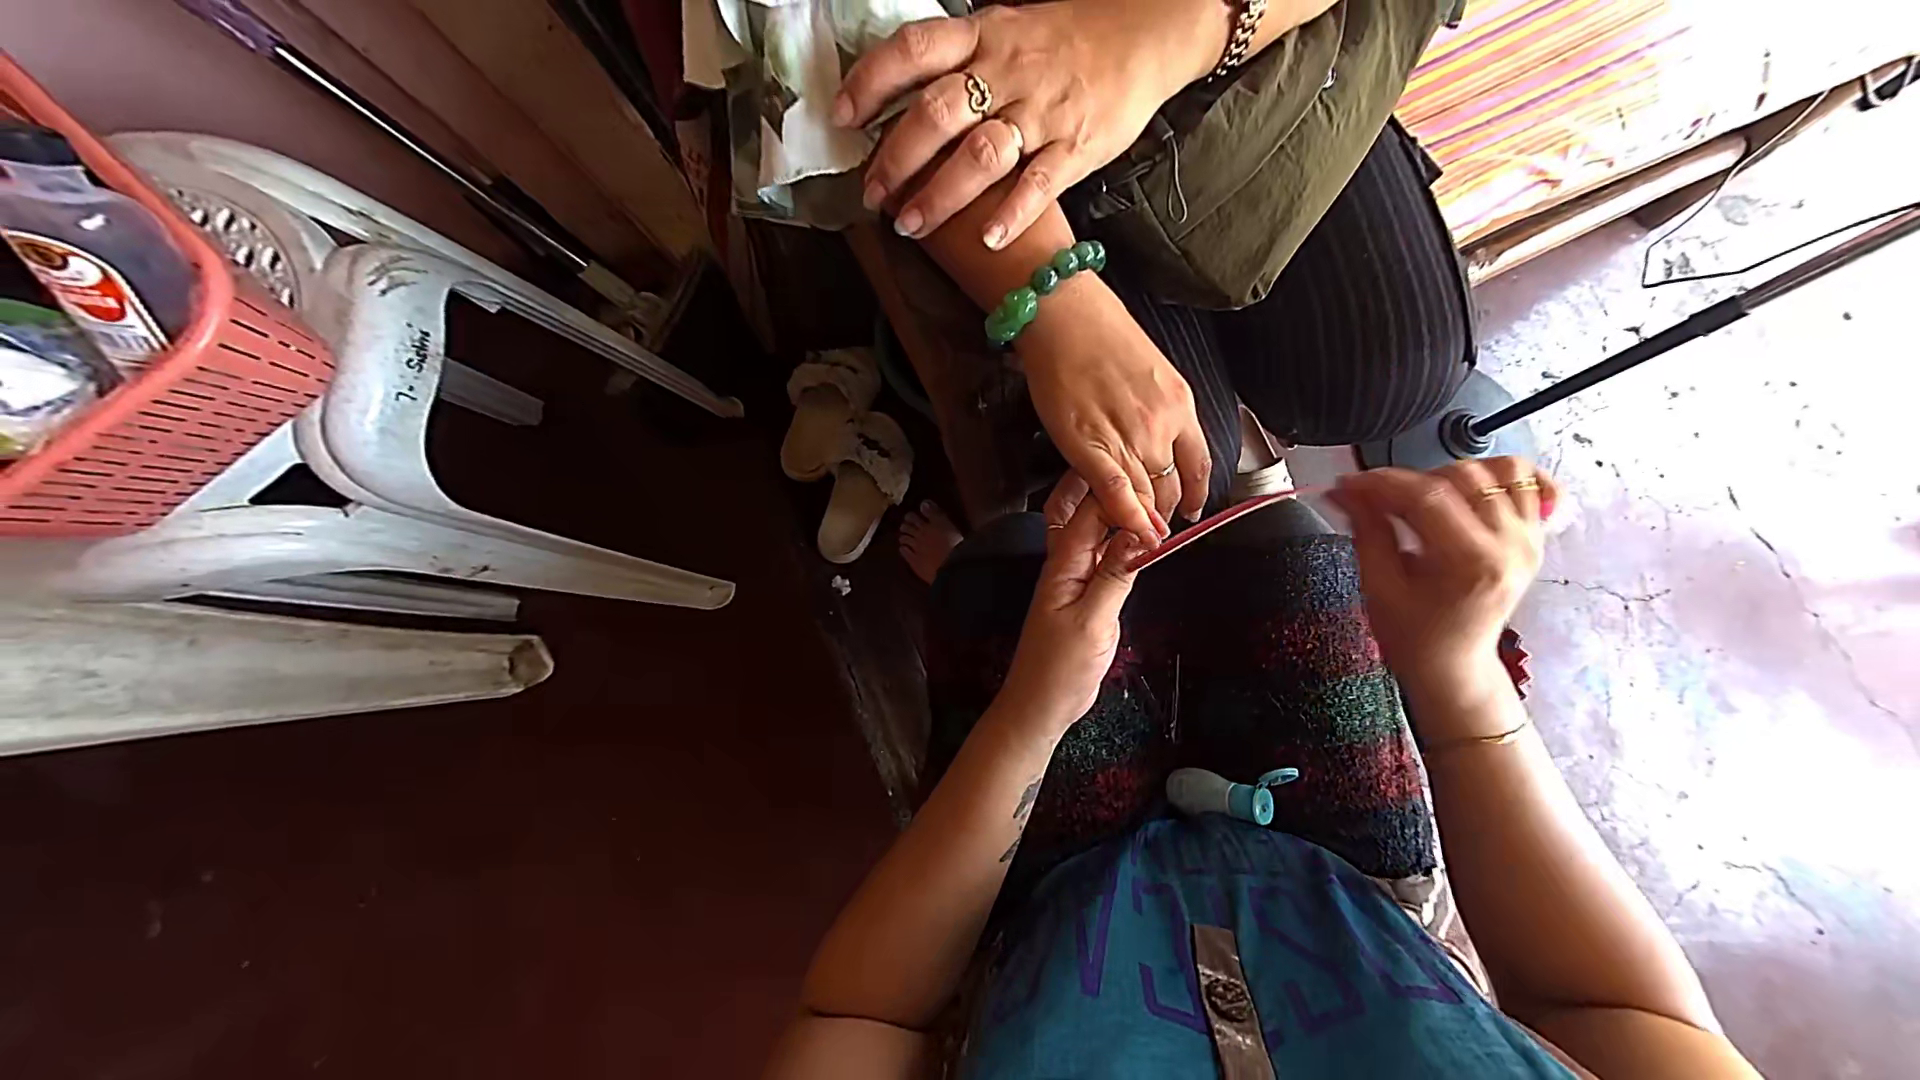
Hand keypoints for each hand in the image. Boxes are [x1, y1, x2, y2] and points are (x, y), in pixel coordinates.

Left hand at [836, 0, 1214, 245]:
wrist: (1145, 29)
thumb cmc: (1066, 38)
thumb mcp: (1007, 30)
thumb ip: (962, 59)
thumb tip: (906, 95)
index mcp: (985, 35)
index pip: (915, 50)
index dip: (872, 82)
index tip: (842, 116)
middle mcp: (1007, 72)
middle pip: (938, 112)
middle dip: (896, 156)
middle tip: (872, 194)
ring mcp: (1042, 112)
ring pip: (982, 154)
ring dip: (940, 194)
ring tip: (909, 225)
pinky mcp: (1075, 147)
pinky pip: (1040, 185)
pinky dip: (1013, 214)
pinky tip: (989, 240)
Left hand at [998, 473, 1145, 726]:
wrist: (1040, 704)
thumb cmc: (1060, 669)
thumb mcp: (1092, 622)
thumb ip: (1115, 575)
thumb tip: (1140, 533)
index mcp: (1062, 562)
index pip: (1091, 511)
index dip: (1124, 500)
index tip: (1159, 506)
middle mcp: (1067, 562)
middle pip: (1089, 512)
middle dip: (1119, 496)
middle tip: (1158, 492)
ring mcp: (1076, 576)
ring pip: (1097, 532)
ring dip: (1123, 518)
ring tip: (1158, 510)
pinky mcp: (1086, 592)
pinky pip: (1104, 556)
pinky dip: (1123, 545)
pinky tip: (1145, 543)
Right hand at [1022, 277, 1210, 539]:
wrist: (1064, 314)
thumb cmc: (1098, 330)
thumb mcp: (1148, 367)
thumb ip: (1156, 405)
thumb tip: (1152, 431)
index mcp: (1179, 403)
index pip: (1198, 463)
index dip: (1194, 493)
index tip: (1188, 508)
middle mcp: (1161, 424)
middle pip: (1169, 485)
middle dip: (1164, 513)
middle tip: (1155, 529)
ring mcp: (1128, 437)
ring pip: (1146, 495)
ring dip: (1145, 520)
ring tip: (1139, 537)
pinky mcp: (1091, 446)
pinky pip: (1116, 493)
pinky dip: (1127, 518)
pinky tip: (1133, 534)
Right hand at [1328, 458, 1560, 708]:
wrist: (1451, 660)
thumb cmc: (1412, 633)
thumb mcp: (1378, 585)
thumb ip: (1368, 529)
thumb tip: (1347, 491)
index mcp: (1470, 561)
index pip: (1427, 495)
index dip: (1382, 482)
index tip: (1350, 483)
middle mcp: (1510, 544)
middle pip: (1462, 476)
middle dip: (1409, 479)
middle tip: (1376, 497)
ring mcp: (1529, 538)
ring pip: (1498, 470)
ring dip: (1449, 474)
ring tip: (1418, 497)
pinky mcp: (1533, 536)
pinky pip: (1529, 484)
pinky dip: (1498, 476)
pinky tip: (1470, 489)